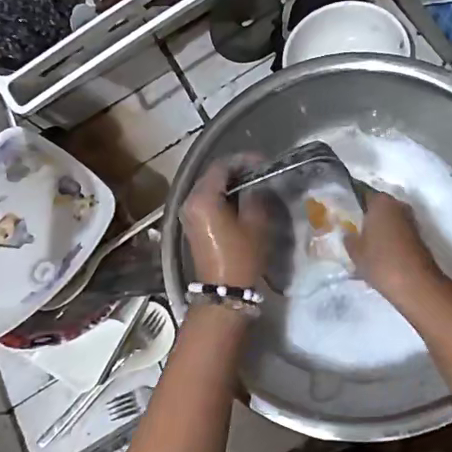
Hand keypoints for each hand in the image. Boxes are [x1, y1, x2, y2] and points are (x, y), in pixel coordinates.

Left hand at [180, 156, 269, 288]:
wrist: (223, 291)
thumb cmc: (240, 256)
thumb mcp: (255, 222)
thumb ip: (254, 194)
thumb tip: (255, 181)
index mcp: (202, 198)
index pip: (221, 166)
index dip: (243, 160)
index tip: (263, 162)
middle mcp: (189, 201)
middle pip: (212, 175)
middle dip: (235, 170)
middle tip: (259, 171)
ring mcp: (188, 214)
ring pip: (208, 187)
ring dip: (229, 183)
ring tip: (253, 184)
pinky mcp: (192, 224)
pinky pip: (206, 201)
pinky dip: (222, 196)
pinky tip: (240, 200)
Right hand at [344, 186, 442, 300]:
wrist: (414, 282)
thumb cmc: (379, 261)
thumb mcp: (355, 251)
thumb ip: (349, 238)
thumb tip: (348, 233)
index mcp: (381, 202)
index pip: (363, 194)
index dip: (354, 204)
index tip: (345, 215)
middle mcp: (398, 205)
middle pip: (379, 208)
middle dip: (368, 217)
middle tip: (355, 231)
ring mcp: (411, 220)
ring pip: (390, 220)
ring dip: (380, 229)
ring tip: (367, 246)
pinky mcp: (418, 236)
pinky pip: (398, 232)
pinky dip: (390, 239)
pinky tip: (381, 254)